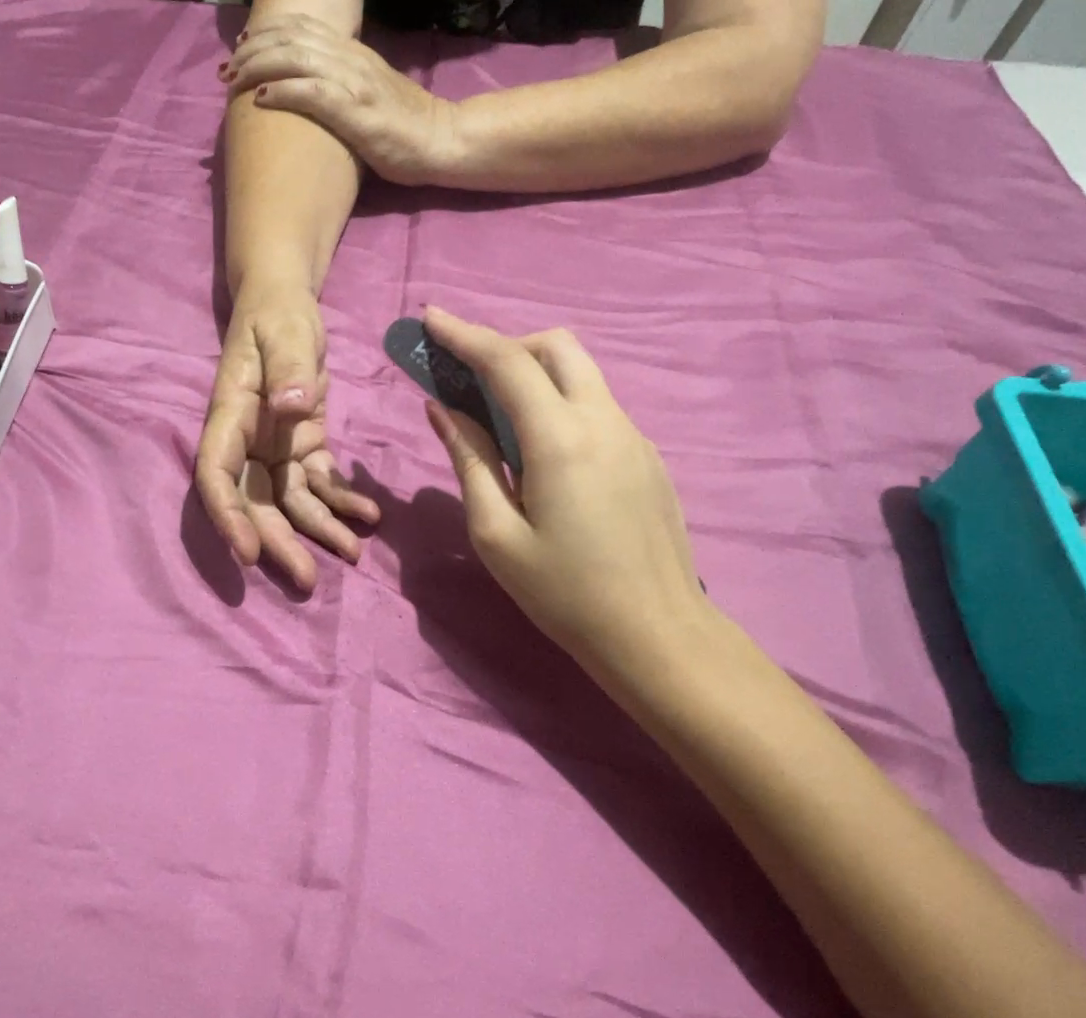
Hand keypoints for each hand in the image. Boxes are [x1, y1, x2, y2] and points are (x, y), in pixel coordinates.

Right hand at [196, 282, 379, 591]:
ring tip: (352, 554)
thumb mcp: (286, 331)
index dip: (228, 516)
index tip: (248, 553)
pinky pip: (319, 484)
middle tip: (307, 580)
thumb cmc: (278, 315)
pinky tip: (369, 516)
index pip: (217, 474)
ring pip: (289, 502)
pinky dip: (342, 502)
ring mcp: (274, 449)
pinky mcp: (302, 447)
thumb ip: (288, 367)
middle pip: (254, 502)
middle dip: (279, 541)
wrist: (285, 305)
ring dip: (317, 531)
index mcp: (231, 416)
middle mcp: (247, 442)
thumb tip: (291, 405)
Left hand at [220, 15, 460, 186]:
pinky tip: (260, 97)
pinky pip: (312, 93)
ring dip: (258, 66)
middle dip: (252, 48)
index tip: (241, 46)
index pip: (302, 29)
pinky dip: (283, 91)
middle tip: (225, 67)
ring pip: (296, 59)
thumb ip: (340, 86)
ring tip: (232, 79)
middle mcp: (350, 59)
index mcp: (352, 52)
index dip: (267, 33)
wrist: (439, 140)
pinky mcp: (356, 112)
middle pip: (292, 38)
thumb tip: (307, 91)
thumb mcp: (367, 93)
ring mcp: (354, 84)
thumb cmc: (400, 126)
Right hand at [420, 307, 712, 664]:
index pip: (507, 362)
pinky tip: (541, 456)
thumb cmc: (562, 592)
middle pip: (556, 348)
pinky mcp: (647, 456)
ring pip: (581, 375)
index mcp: (561, 439)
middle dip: (506, 347)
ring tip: (497, 420)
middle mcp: (604, 421)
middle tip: (467, 380)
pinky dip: (559, 405)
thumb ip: (469, 460)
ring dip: (534, 376)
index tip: (430, 318)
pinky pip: (597, 408)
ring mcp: (634, 436)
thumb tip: (442, 409)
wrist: (655, 632)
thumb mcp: (496, 533)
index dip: (464, 335)